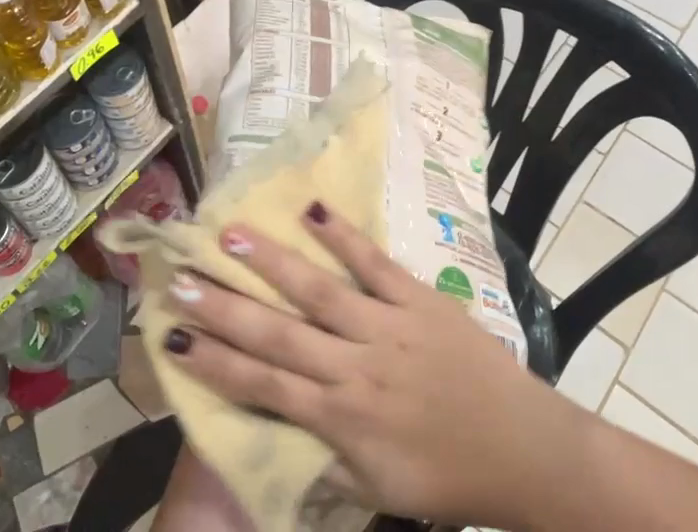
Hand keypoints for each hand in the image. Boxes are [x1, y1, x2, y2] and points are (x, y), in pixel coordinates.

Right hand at [159, 202, 588, 529]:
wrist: (526, 452)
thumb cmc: (446, 478)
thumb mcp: (374, 485)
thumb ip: (322, 452)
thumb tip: (273, 422)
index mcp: (343, 418)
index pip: (264, 385)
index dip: (214, 362)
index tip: (171, 339)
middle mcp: (357, 366)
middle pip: (279, 333)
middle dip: (223, 306)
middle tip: (178, 279)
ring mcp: (390, 327)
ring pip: (319, 290)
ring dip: (271, 263)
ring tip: (230, 234)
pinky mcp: (422, 301)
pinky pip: (377, 264)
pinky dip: (346, 237)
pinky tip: (313, 211)